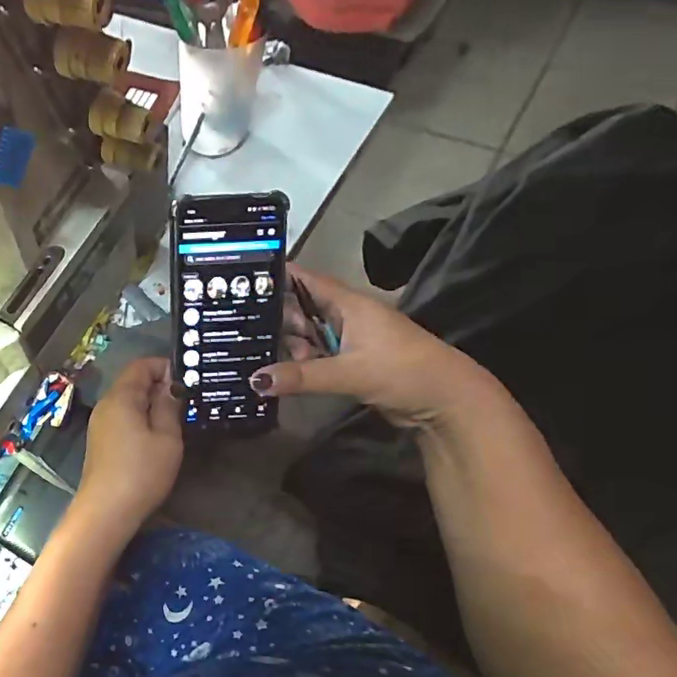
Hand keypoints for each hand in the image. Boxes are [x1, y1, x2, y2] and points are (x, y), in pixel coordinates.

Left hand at [72, 358, 182, 533]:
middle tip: (187, 401)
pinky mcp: (101, 442)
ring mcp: (100, 425)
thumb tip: (170, 386)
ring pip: (129, 403)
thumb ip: (169, 406)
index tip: (188, 378)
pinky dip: (141, 420)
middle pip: (133, 383)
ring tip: (176, 420)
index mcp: (121, 397)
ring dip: (152, 405)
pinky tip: (157, 438)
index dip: (165, 366)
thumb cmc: (142, 472)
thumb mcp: (166, 437)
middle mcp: (106, 405)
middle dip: (160, 386)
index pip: (141, 365)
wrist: (106, 512)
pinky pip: (123, 419)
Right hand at [253, 267, 498, 426]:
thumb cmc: (402, 370)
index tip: (237, 277)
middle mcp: (344, 317)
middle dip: (272, 319)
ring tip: (244, 353)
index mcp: (347, 303)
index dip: (274, 276)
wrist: (444, 400)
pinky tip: (273, 375)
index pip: (303, 279)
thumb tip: (256, 380)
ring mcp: (348, 341)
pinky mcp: (350, 365)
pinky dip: (299, 366)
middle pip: (300, 310)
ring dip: (284, 348)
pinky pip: (317, 360)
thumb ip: (303, 376)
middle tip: (232, 327)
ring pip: (306, 338)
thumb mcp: (350, 372)